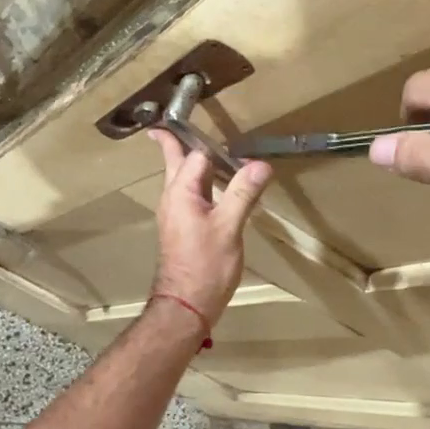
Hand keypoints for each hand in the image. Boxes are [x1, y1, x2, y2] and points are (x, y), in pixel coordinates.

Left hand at [148, 130, 272, 325]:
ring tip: (206, 152)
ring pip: (182, 180)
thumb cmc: (205, 266)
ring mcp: (174, 214)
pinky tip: (217, 191)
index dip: (214, 145)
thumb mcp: (229, 227)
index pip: (195, 155)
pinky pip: (189, 197)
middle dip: (174, 143)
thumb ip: (242, 193)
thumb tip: (259, 164)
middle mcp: (172, 199)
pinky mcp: (181, 228)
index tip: (227, 134)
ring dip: (192, 165)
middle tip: (169, 123)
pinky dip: (201, 186)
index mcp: (180, 193)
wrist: (185, 305)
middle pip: (175, 163)